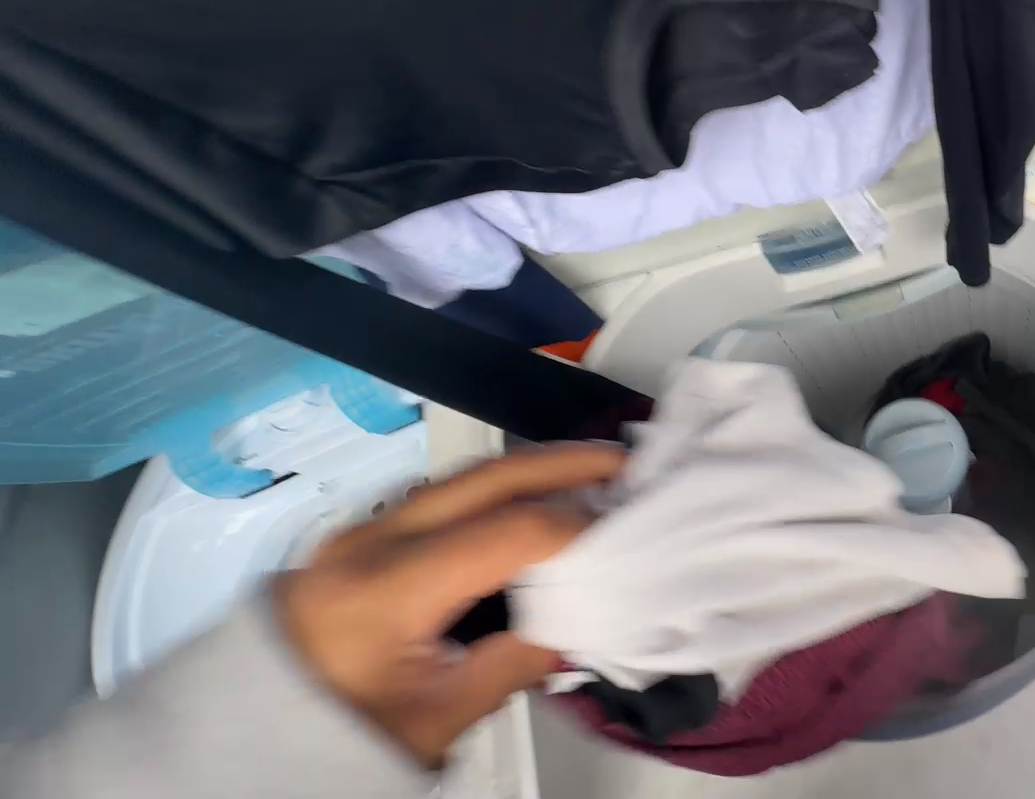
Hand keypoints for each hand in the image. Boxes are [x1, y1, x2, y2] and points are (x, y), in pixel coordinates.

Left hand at [276, 444, 626, 765]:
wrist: (231, 747)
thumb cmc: (336, 742)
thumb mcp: (438, 718)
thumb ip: (520, 658)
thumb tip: (584, 617)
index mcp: (388, 589)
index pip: (513, 532)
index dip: (580, 530)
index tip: (625, 538)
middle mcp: (374, 539)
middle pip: (494, 475)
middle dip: (570, 462)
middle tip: (628, 464)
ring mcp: (364, 527)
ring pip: (471, 473)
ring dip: (539, 467)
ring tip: (594, 472)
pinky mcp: (365, 532)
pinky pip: (450, 491)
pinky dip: (506, 485)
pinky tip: (537, 496)